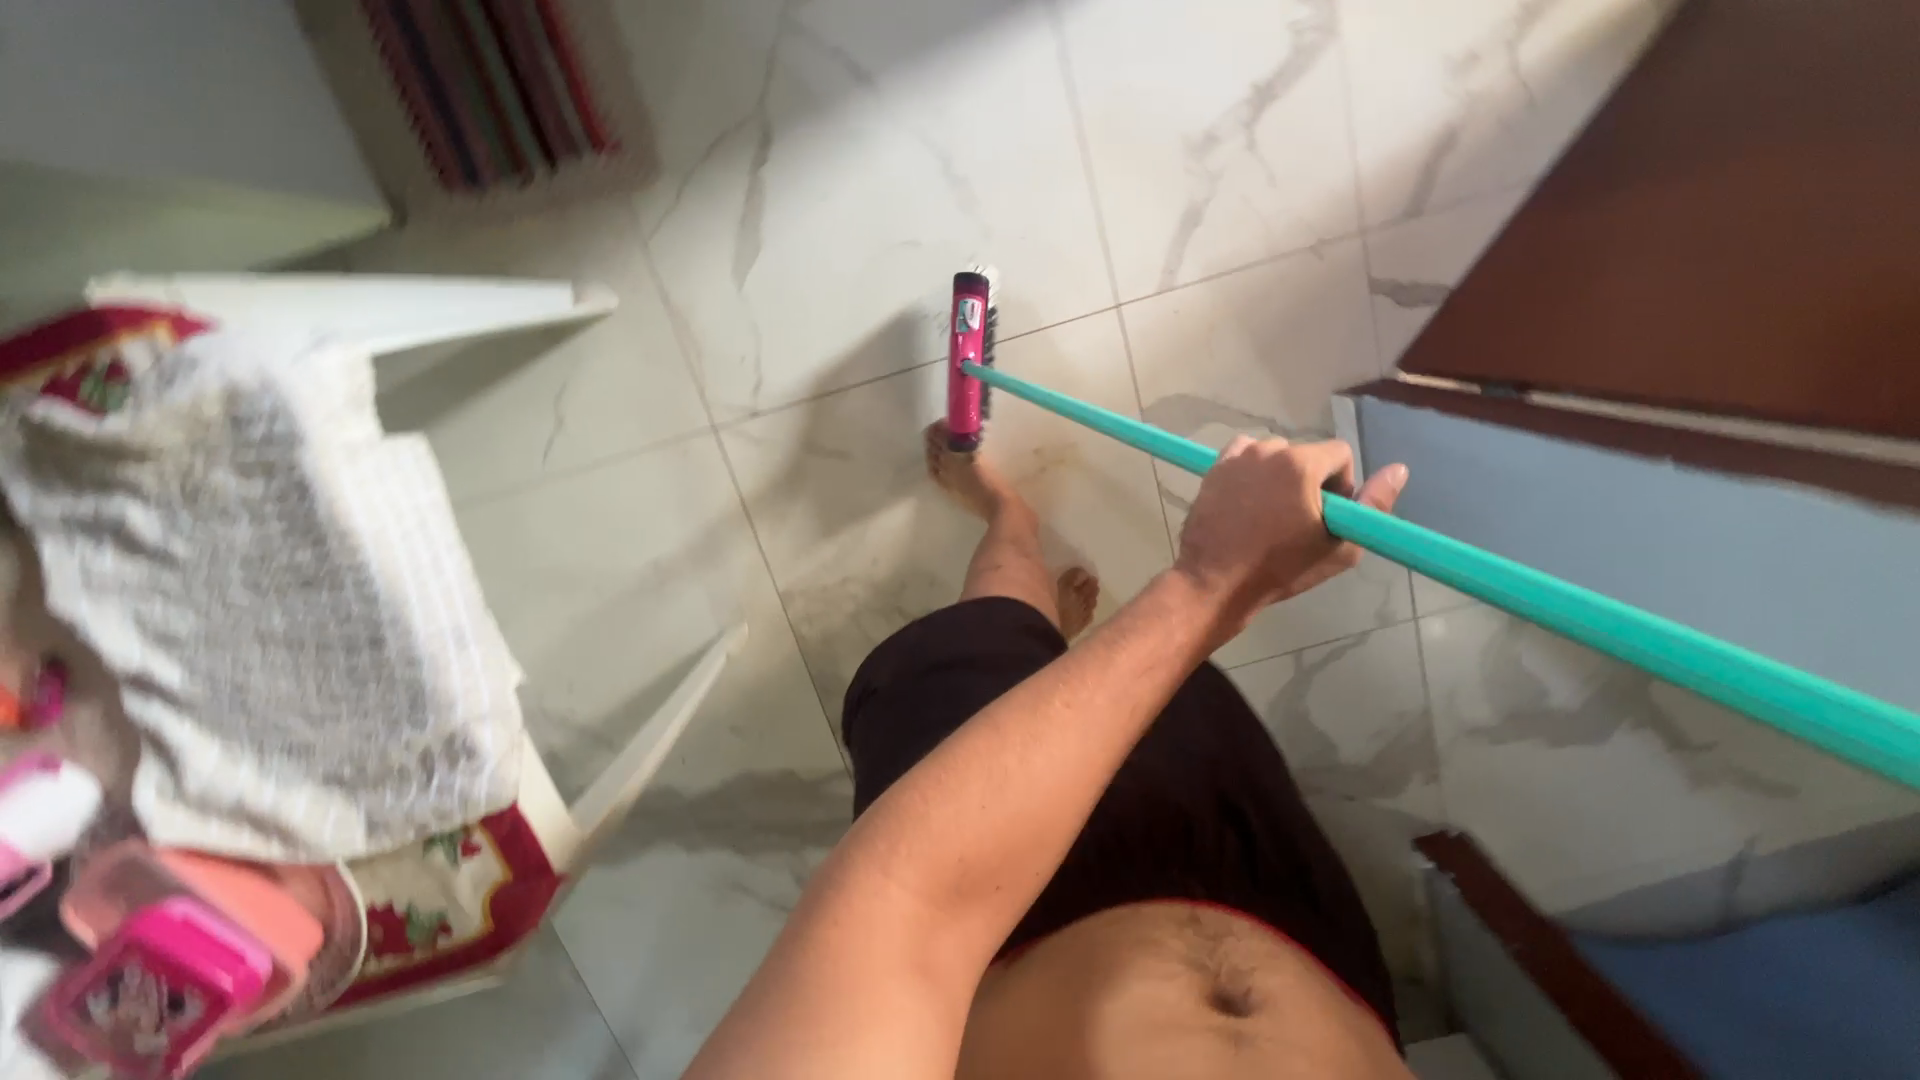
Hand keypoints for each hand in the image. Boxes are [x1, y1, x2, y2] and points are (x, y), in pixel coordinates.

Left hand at [1172, 437, 1407, 641]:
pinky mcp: (1212, 471)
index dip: (1341, 484)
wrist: (1215, 582)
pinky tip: (1248, 501)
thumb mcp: (1339, 547)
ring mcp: (1235, 459)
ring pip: (1273, 455)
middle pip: (1305, 454)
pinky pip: (1242, 457)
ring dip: (1279, 476)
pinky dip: (1251, 472)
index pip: (1340, 453)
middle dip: (1310, 480)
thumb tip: (1398, 470)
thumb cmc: (1280, 568)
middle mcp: (1265, 450)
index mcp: (1299, 463)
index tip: (1328, 514)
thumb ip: (1373, 506)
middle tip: (1298, 519)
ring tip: (1271, 514)